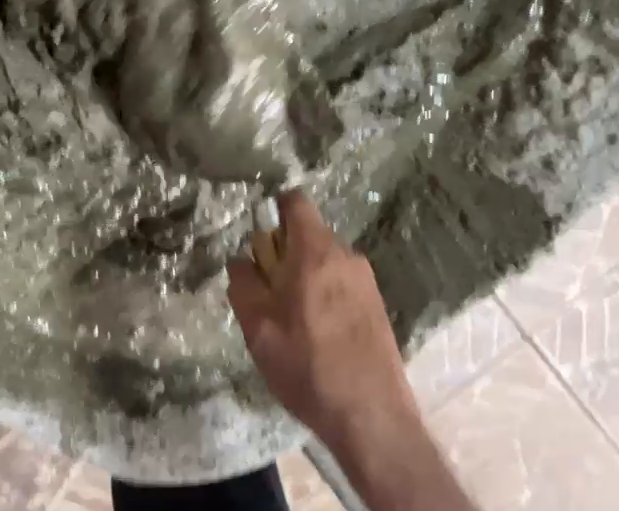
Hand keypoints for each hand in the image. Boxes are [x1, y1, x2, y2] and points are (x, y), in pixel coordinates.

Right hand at [226, 191, 417, 442]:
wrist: (371, 417)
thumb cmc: (307, 366)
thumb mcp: (257, 327)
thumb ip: (243, 283)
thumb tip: (242, 260)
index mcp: (315, 251)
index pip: (295, 201)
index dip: (273, 210)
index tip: (259, 242)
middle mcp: (345, 256)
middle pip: (308, 234)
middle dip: (284, 253)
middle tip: (268, 293)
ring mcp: (366, 281)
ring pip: (324, 261)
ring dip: (304, 277)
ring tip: (291, 322)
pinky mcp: (377, 305)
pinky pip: (340, 283)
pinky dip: (324, 296)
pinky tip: (318, 336)